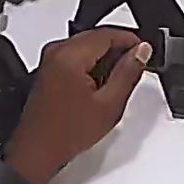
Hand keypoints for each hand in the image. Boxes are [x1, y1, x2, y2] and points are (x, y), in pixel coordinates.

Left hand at [5, 29, 149, 183]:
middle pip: (95, 37)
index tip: (144, 49)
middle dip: (118, 49)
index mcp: (70, 55)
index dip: (130, 39)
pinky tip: (99, 86)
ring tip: (116, 82)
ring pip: (86, 46)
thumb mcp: (109, 104)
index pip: (107, 33)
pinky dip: (90, 65)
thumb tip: (141, 51)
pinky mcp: (48, 68)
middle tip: (136, 66)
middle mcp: (56, 51)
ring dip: (104, 58)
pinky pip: (74, 56)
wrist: (38, 150)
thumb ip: (128, 72)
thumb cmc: (65, 133)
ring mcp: (50, 59)